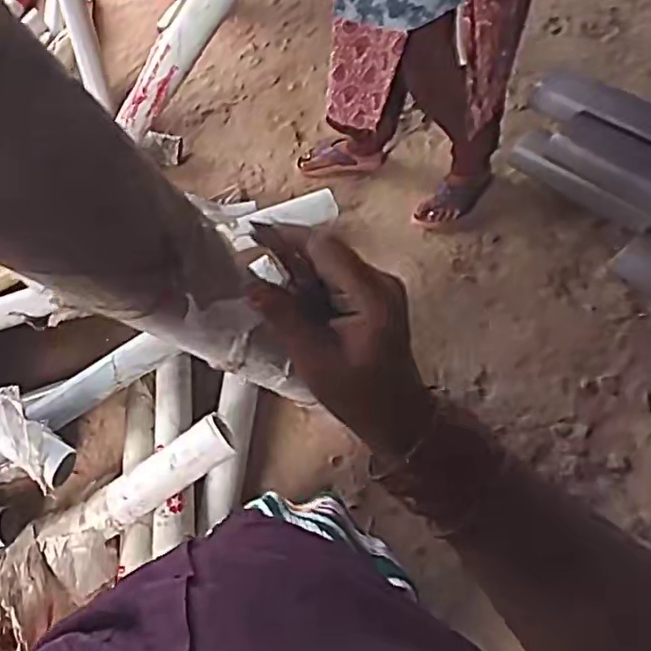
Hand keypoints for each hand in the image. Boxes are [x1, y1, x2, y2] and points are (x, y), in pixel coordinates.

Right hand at [245, 226, 434, 455]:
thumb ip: (284, 318)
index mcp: (371, 294)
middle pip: (327, 250)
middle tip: (251, 259)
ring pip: (329, 261)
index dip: (287, 236)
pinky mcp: (373, 295)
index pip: (325, 247)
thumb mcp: (315, 360)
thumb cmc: (360, 396)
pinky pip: (336, 276)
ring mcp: (379, 287)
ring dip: (296, 267)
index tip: (253, 233)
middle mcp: (379, 282)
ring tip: (263, 279)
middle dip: (287, 252)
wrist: (399, 417)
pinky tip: (289, 296)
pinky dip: (309, 281)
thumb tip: (252, 287)